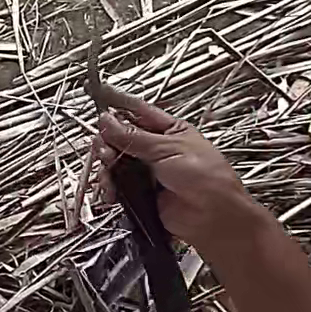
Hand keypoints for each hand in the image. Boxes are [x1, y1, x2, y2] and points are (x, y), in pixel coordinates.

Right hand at [95, 94, 269, 260]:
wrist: (214, 217)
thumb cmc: (208, 178)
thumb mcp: (167, 148)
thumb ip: (133, 136)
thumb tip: (107, 120)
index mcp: (169, 130)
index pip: (137, 110)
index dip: (116, 102)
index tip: (96, 93)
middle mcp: (156, 149)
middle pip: (120, 137)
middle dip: (107, 141)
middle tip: (104, 147)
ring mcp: (147, 172)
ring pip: (115, 162)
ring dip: (107, 166)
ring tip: (109, 170)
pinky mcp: (140, 193)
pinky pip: (116, 185)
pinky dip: (109, 187)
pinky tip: (111, 190)